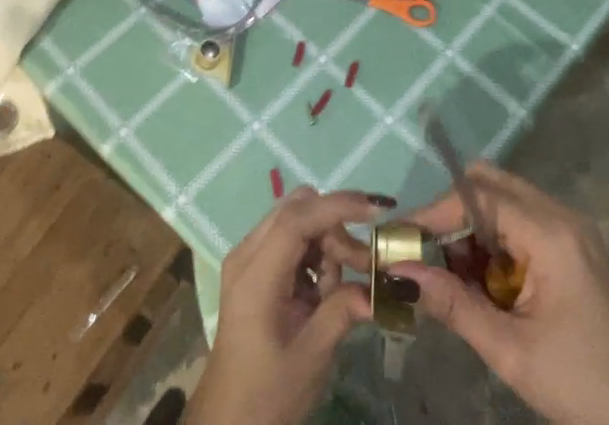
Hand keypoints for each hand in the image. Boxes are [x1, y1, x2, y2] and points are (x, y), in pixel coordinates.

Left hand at [186, 187, 391, 424]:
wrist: (229, 419)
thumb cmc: (266, 392)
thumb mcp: (311, 355)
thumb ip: (343, 311)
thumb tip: (379, 287)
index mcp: (255, 275)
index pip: (296, 219)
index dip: (337, 206)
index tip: (377, 210)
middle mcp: (247, 256)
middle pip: (296, 212)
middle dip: (336, 228)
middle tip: (364, 266)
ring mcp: (248, 262)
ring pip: (295, 224)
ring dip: (327, 244)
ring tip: (342, 290)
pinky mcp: (255, 273)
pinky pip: (290, 244)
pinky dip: (315, 257)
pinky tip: (324, 293)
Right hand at [391, 164, 608, 424]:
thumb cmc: (580, 382)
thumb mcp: (508, 349)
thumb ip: (451, 304)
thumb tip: (396, 272)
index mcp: (551, 235)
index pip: (478, 195)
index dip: (434, 212)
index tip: (400, 239)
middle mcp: (562, 218)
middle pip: (490, 184)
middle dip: (449, 213)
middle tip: (423, 252)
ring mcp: (570, 232)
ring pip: (502, 203)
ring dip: (469, 229)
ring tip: (449, 277)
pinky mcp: (571, 250)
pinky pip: (519, 224)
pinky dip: (490, 243)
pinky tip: (480, 284)